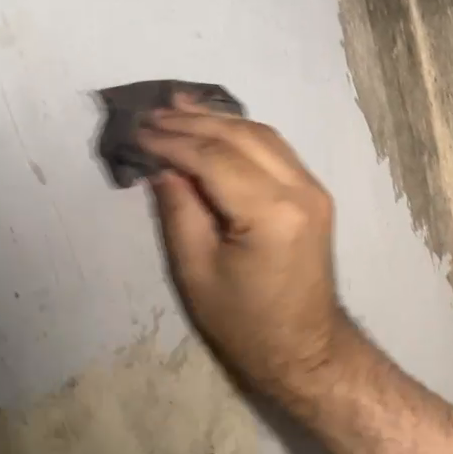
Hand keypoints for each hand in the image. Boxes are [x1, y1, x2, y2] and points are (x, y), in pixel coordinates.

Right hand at [137, 106, 352, 402]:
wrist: (304, 346)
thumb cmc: (244, 322)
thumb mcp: (196, 271)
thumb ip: (180, 210)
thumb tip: (163, 164)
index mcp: (272, 212)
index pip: (216, 158)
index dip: (174, 140)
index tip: (137, 130)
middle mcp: (301, 189)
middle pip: (243, 137)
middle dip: (195, 121)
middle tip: (153, 111)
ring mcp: (314, 189)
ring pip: (264, 136)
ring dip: (220, 120)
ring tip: (178, 106)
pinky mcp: (315, 194)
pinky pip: (277, 150)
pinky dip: (243, 134)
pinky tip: (216, 126)